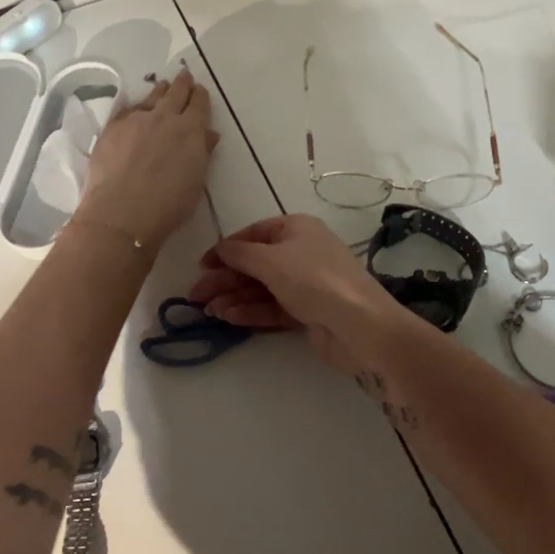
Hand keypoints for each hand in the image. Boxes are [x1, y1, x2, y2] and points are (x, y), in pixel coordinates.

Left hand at [73, 67, 218, 247]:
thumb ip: (201, 153)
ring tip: (162, 85)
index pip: (199, 104)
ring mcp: (135, 121)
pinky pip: (127, 110)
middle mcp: (164, 118)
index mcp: (190, 130)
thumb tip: (207, 134)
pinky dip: (135, 107)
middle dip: (182, 84)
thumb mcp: (195, 182)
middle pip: (175, 93)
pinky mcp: (111, 129)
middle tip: (184, 75)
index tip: (200, 91)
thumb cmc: (167, 205)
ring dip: (159, 91)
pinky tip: (134, 109)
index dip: (200, 96)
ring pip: (150, 98)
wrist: (121, 214)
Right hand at [185, 214, 402, 369]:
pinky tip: (229, 317)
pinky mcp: (308, 312)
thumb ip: (240, 253)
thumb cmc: (314, 279)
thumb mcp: (271, 260)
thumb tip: (220, 249)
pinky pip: (272, 307)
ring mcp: (306, 284)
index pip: (254, 234)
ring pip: (262, 288)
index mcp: (297, 229)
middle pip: (255, 264)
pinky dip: (251, 311)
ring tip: (208, 311)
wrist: (358, 324)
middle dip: (225, 279)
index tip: (202, 266)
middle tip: (195, 296)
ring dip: (234, 297)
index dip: (226, 249)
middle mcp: (301, 252)